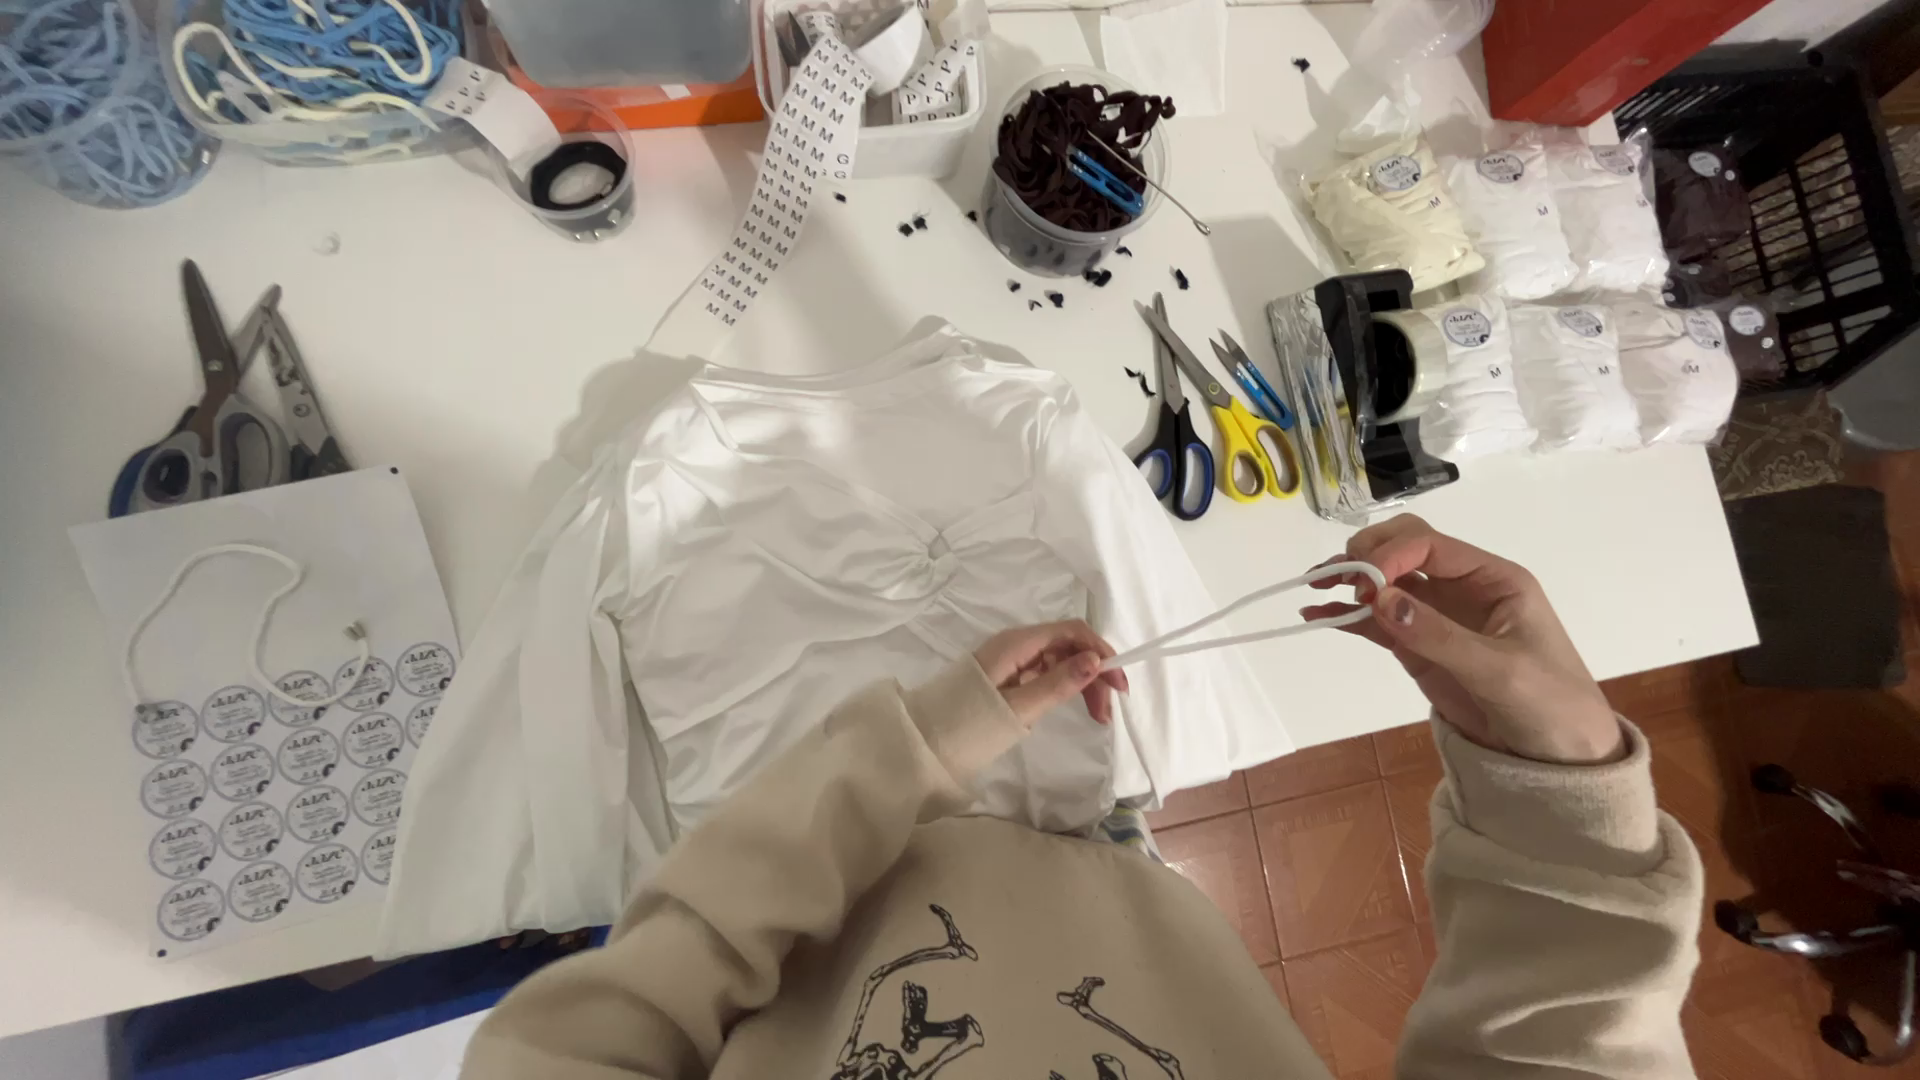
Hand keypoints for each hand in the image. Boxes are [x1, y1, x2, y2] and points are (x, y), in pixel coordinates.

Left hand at [974, 620, 1128, 728]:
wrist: (925, 739)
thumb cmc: (971, 723)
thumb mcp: (1020, 707)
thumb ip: (1058, 683)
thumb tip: (1096, 660)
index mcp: (1018, 643)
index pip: (1071, 631)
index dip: (1100, 651)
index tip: (1118, 684)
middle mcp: (1016, 643)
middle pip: (1067, 646)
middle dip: (1093, 672)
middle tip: (1108, 711)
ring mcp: (1012, 659)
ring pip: (1059, 660)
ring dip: (1081, 683)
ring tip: (1097, 716)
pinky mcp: (1008, 674)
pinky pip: (1045, 672)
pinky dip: (1063, 687)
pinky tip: (1070, 707)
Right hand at [1300, 515, 1624, 765]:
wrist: (1557, 759)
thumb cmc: (1550, 706)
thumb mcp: (1501, 671)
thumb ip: (1439, 635)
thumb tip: (1377, 599)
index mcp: (1491, 579)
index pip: (1428, 545)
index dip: (1389, 555)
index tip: (1362, 585)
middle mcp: (1459, 587)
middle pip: (1401, 548)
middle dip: (1365, 556)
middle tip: (1338, 580)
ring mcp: (1434, 614)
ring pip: (1381, 580)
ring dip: (1347, 578)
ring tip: (1314, 586)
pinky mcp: (1414, 643)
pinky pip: (1372, 619)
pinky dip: (1343, 614)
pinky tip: (1316, 614)